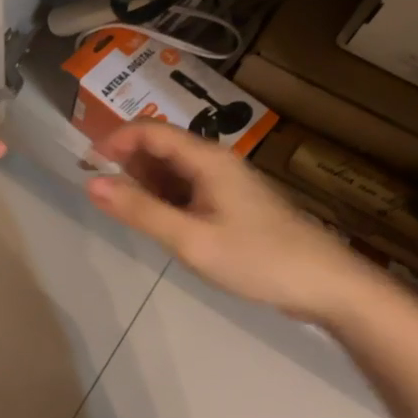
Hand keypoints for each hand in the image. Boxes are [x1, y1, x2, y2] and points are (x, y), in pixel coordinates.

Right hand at [85, 121, 376, 323]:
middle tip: (108, 199)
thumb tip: (92, 183)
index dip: (114, 140)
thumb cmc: (259, 259)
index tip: (87, 167)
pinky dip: (167, 199)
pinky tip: (164, 226)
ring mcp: (227, 182)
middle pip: (160, 146)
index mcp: (207, 159)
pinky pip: (189, 188)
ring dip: (147, 184)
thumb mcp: (191, 240)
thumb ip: (140, 211)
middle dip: (128, 164)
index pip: (149, 130)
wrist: (330, 287)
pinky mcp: (234, 203)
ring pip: (174, 169)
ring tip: (133, 217)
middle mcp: (216, 161)